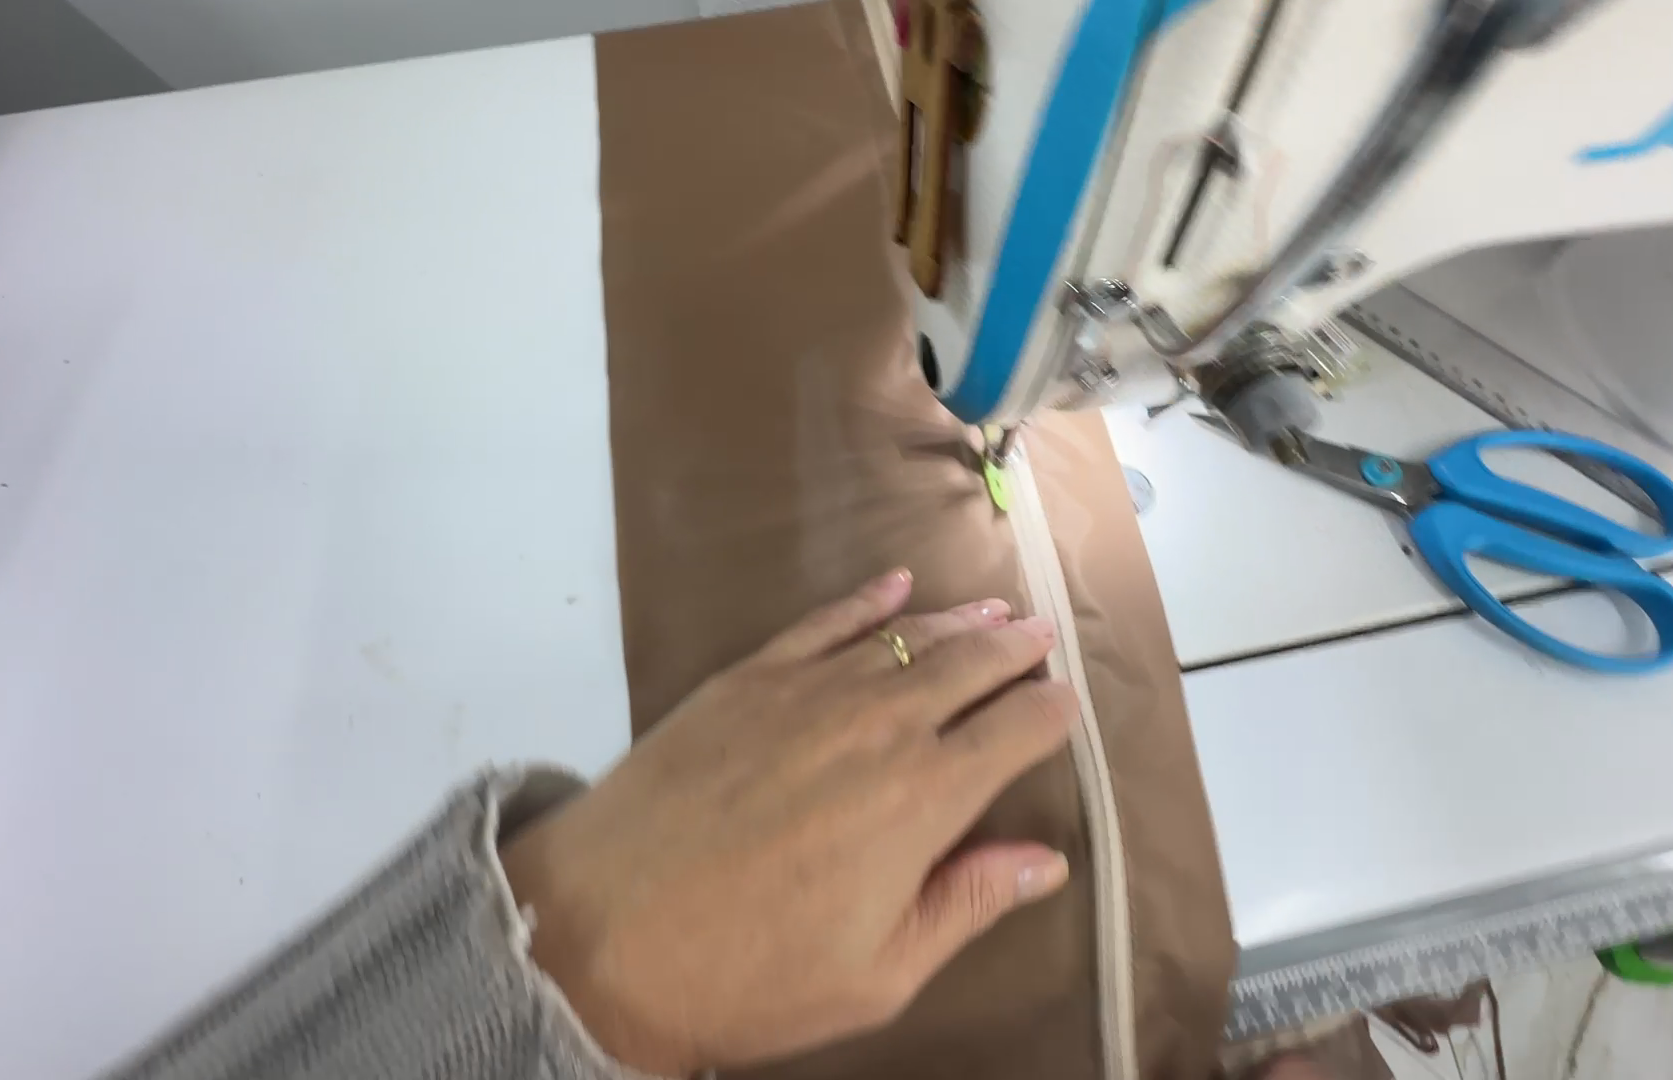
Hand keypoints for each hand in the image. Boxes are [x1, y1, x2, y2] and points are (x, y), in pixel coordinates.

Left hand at [501, 569, 1075, 1076]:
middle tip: (1042, 632)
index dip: (1050, 712)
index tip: (1069, 700)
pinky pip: (825, 622)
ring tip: (993, 608)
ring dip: (959, 620)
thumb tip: (1049, 860)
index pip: (1014, 733)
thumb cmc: (751, 971)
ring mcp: (813, 689)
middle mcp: (881, 725)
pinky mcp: (754, 675)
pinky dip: (867, 600)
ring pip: (909, 637)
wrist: (604, 931)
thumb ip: (970, 902)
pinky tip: (897, 584)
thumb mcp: (879, 971)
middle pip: (970, 666)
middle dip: (1016, 647)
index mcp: (923, 797)